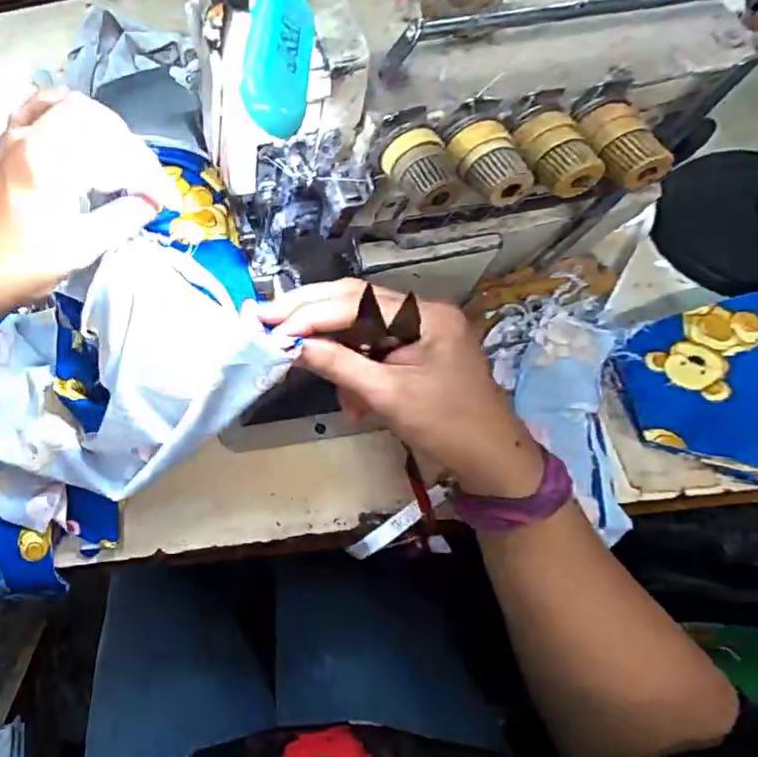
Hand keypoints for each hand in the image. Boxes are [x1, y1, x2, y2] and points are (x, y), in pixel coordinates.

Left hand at [0, 88, 178, 324]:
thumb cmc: (16, 268)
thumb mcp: (78, 249)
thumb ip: (121, 219)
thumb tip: (148, 203)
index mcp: (53, 160)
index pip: (117, 154)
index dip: (148, 177)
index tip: (165, 201)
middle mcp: (34, 137)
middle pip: (99, 123)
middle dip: (131, 151)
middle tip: (146, 184)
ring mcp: (15, 137)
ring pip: (72, 109)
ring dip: (105, 129)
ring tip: (120, 159)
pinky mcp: (5, 146)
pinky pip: (39, 108)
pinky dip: (67, 113)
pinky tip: (76, 129)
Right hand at [254, 279, 544, 498]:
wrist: (492, 458)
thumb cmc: (446, 427)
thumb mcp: (386, 396)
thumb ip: (337, 365)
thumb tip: (290, 346)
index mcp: (424, 316)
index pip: (354, 303)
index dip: (308, 315)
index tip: (272, 329)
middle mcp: (422, 311)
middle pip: (353, 299)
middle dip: (308, 311)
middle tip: (265, 317)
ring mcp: (419, 327)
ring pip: (357, 321)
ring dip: (329, 344)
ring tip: (298, 358)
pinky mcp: (414, 346)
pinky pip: (370, 344)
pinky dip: (350, 364)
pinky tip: (348, 398)